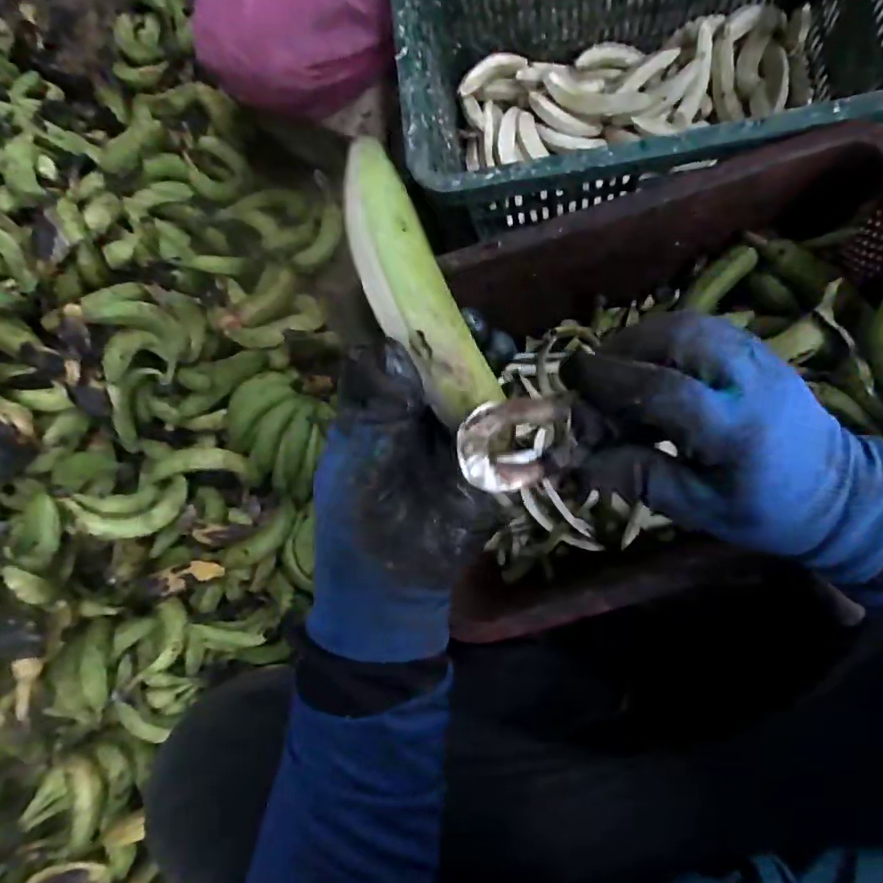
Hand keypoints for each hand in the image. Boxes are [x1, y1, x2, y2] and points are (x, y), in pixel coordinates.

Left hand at [306, 342, 493, 661]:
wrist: (390, 579)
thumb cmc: (357, 513)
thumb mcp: (357, 453)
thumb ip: (375, 400)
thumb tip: (390, 346)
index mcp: (385, 404)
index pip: (401, 353)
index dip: (414, 325)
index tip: (427, 303)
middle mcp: (424, 412)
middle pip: (448, 363)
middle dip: (462, 340)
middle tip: (472, 324)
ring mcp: (460, 436)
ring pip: (481, 388)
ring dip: (491, 364)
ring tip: (496, 345)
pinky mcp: (490, 464)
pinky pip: (509, 431)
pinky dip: (520, 410)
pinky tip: (525, 393)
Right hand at [564, 313, 882, 583]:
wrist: (841, 491)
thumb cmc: (766, 511)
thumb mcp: (700, 509)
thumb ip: (640, 477)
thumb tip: (580, 459)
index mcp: (736, 429)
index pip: (661, 388)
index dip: (609, 380)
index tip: (571, 378)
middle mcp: (748, 378)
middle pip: (673, 338)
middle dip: (620, 352)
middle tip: (592, 380)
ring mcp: (757, 354)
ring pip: (684, 323)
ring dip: (638, 340)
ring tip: (616, 374)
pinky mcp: (757, 346)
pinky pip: (698, 325)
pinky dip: (662, 338)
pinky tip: (649, 366)